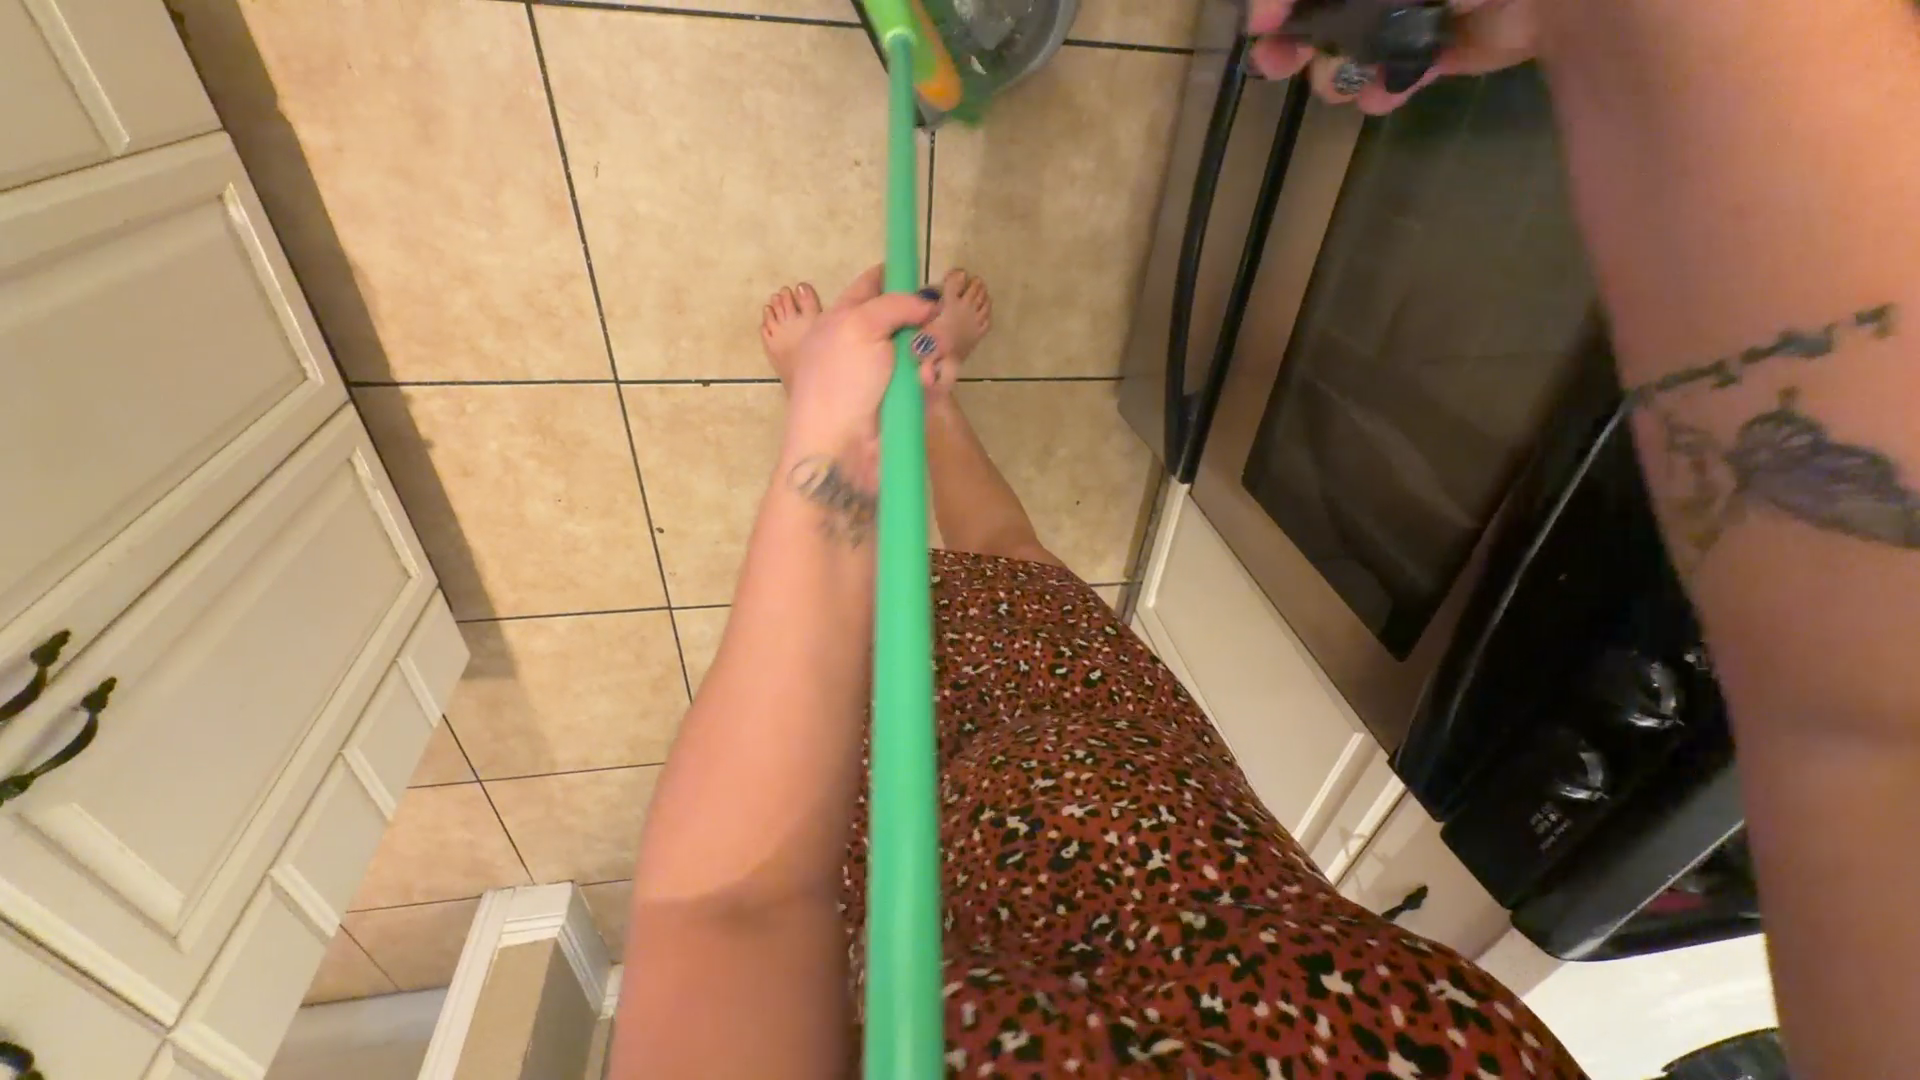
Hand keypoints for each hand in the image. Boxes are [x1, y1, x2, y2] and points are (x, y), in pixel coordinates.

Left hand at [777, 264, 935, 448]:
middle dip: (925, 322)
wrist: (839, 451)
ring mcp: (883, 376)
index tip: (920, 270)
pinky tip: (928, 386)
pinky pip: (928, 381)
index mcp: (841, 321)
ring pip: (923, 350)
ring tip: (926, 370)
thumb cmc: (840, 383)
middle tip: (931, 331)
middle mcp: (862, 346)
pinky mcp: (901, 403)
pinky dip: (932, 382)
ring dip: (932, 355)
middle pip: (906, 319)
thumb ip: (894, 304)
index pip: (870, 286)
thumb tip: (927, 302)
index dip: (894, 276)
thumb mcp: (858, 326)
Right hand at [1247, 0, 1537, 113]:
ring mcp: (1428, 0)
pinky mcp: (1452, 42)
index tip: (1263, 22)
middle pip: (1330, 1)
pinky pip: (1401, 70)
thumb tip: (1263, 12)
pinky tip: (1380, 97)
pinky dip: (1383, 88)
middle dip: (1297, 35)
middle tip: (1275, 63)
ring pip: (1357, 39)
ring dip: (1335, 69)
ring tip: (1338, 87)